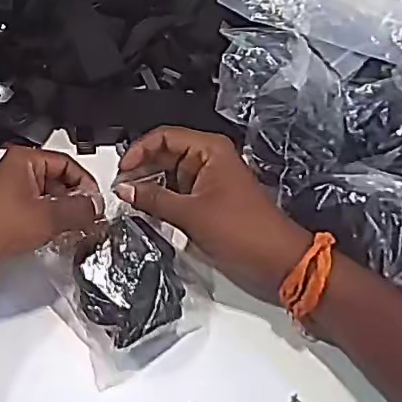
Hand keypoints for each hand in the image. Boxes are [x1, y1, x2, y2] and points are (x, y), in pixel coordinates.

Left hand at [0, 147, 101, 281]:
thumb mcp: (48, 217)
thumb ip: (79, 209)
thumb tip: (95, 206)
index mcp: (24, 160)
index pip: (68, 163)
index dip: (85, 183)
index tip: (96, 204)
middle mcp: (16, 171)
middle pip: (59, 179)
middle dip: (75, 200)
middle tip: (88, 219)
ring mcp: (10, 190)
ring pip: (49, 197)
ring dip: (63, 213)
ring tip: (73, 230)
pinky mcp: (7, 210)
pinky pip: (36, 210)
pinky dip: (49, 221)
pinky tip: (55, 235)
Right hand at [116, 126, 311, 301]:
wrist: (280, 264)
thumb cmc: (247, 232)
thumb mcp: (191, 214)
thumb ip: (152, 199)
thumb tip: (124, 189)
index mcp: (210, 150)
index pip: (163, 137)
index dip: (139, 150)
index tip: (123, 169)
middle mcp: (209, 161)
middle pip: (163, 154)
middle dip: (141, 169)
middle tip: (121, 187)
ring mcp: (208, 181)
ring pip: (167, 175)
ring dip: (148, 186)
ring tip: (130, 200)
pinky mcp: (207, 202)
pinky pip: (176, 193)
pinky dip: (160, 200)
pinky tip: (146, 210)